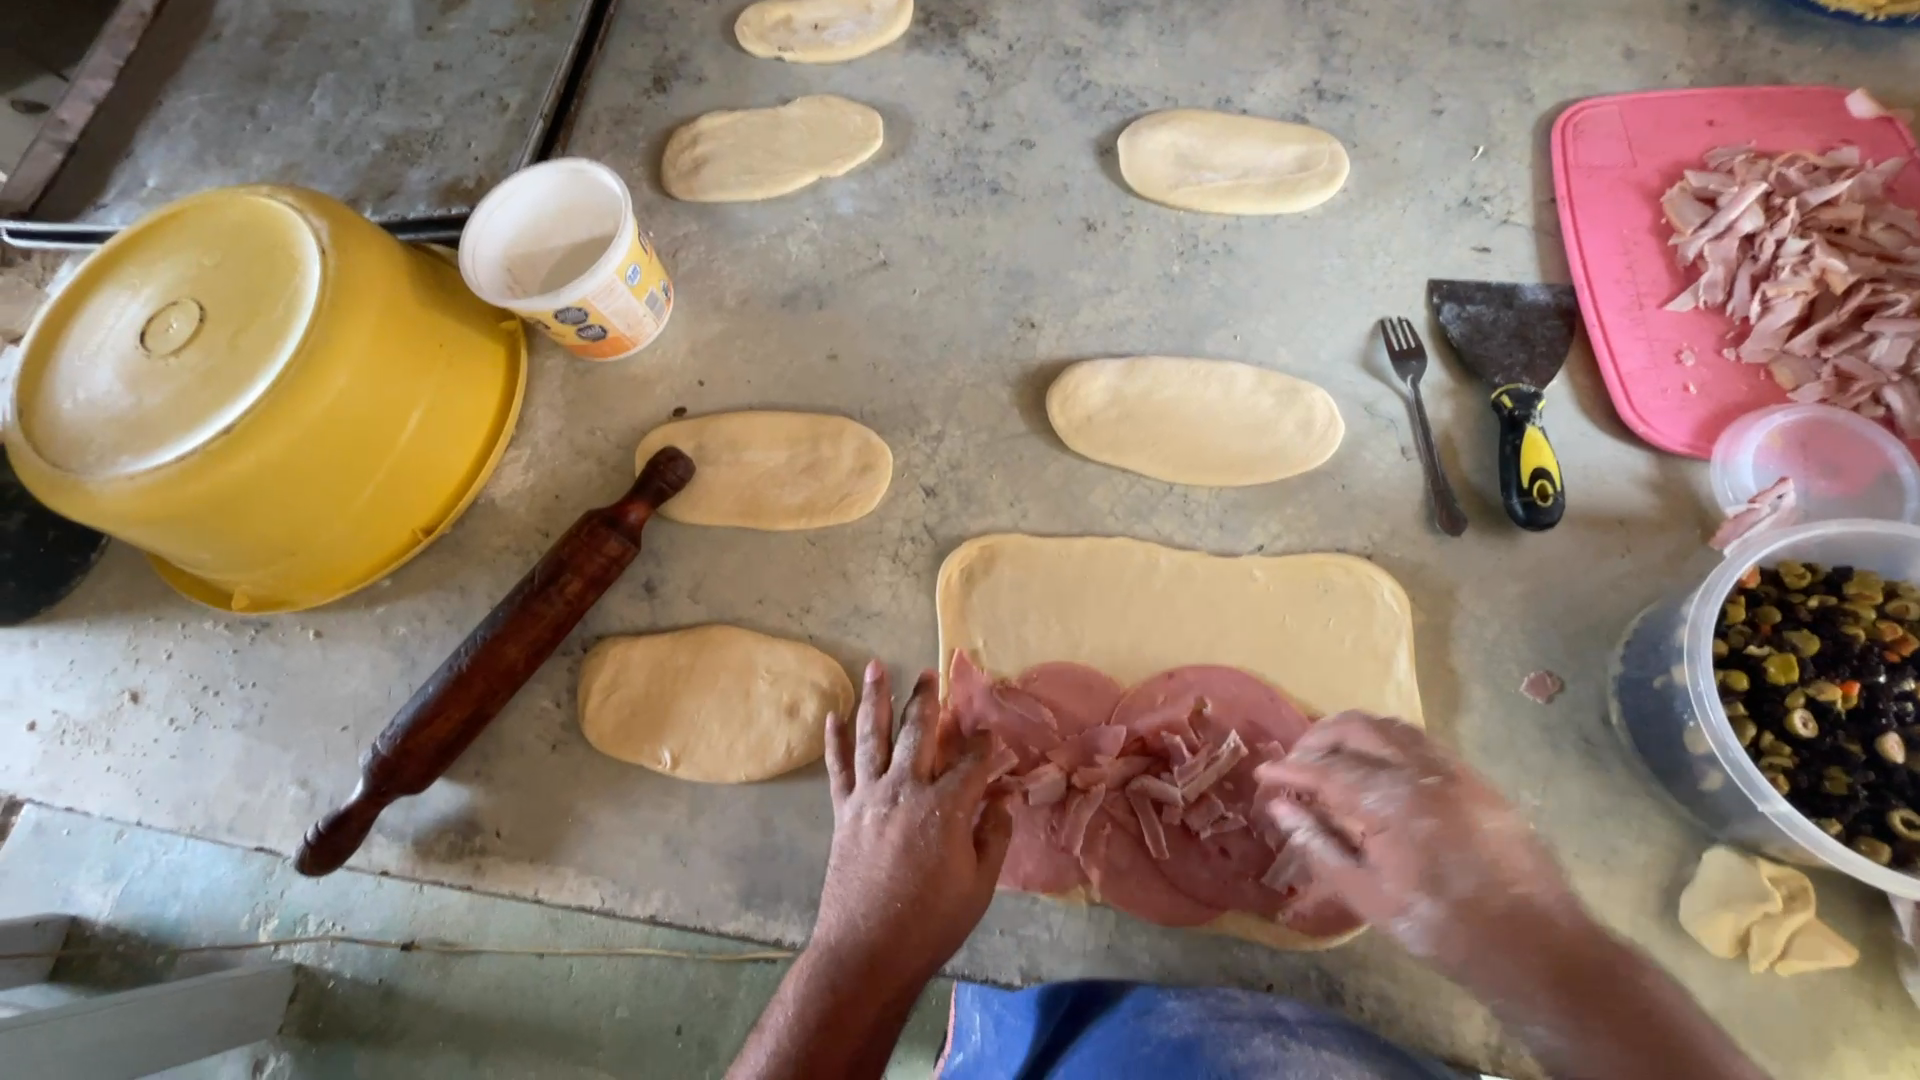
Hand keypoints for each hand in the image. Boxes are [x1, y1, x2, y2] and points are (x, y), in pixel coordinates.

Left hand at [809, 660, 1013, 991]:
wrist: (867, 952)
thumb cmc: (930, 923)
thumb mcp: (979, 885)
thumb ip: (993, 837)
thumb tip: (1000, 802)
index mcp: (945, 807)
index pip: (972, 762)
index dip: (986, 745)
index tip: (993, 736)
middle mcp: (905, 789)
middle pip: (918, 732)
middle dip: (927, 699)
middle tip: (929, 673)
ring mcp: (869, 797)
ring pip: (872, 736)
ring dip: (875, 698)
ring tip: (876, 665)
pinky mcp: (844, 811)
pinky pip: (838, 767)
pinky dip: (835, 740)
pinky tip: (835, 715)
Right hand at [1254, 711, 1587, 989]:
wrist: (1540, 949)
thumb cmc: (1444, 930)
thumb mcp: (1368, 896)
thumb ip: (1319, 844)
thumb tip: (1280, 808)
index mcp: (1391, 803)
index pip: (1325, 769)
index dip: (1289, 771)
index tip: (1265, 776)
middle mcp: (1422, 773)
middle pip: (1356, 728)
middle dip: (1317, 739)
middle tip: (1296, 763)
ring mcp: (1454, 772)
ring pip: (1391, 727)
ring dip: (1353, 735)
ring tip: (1332, 760)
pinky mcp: (1477, 781)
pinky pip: (1422, 743)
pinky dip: (1388, 745)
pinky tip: (1379, 772)